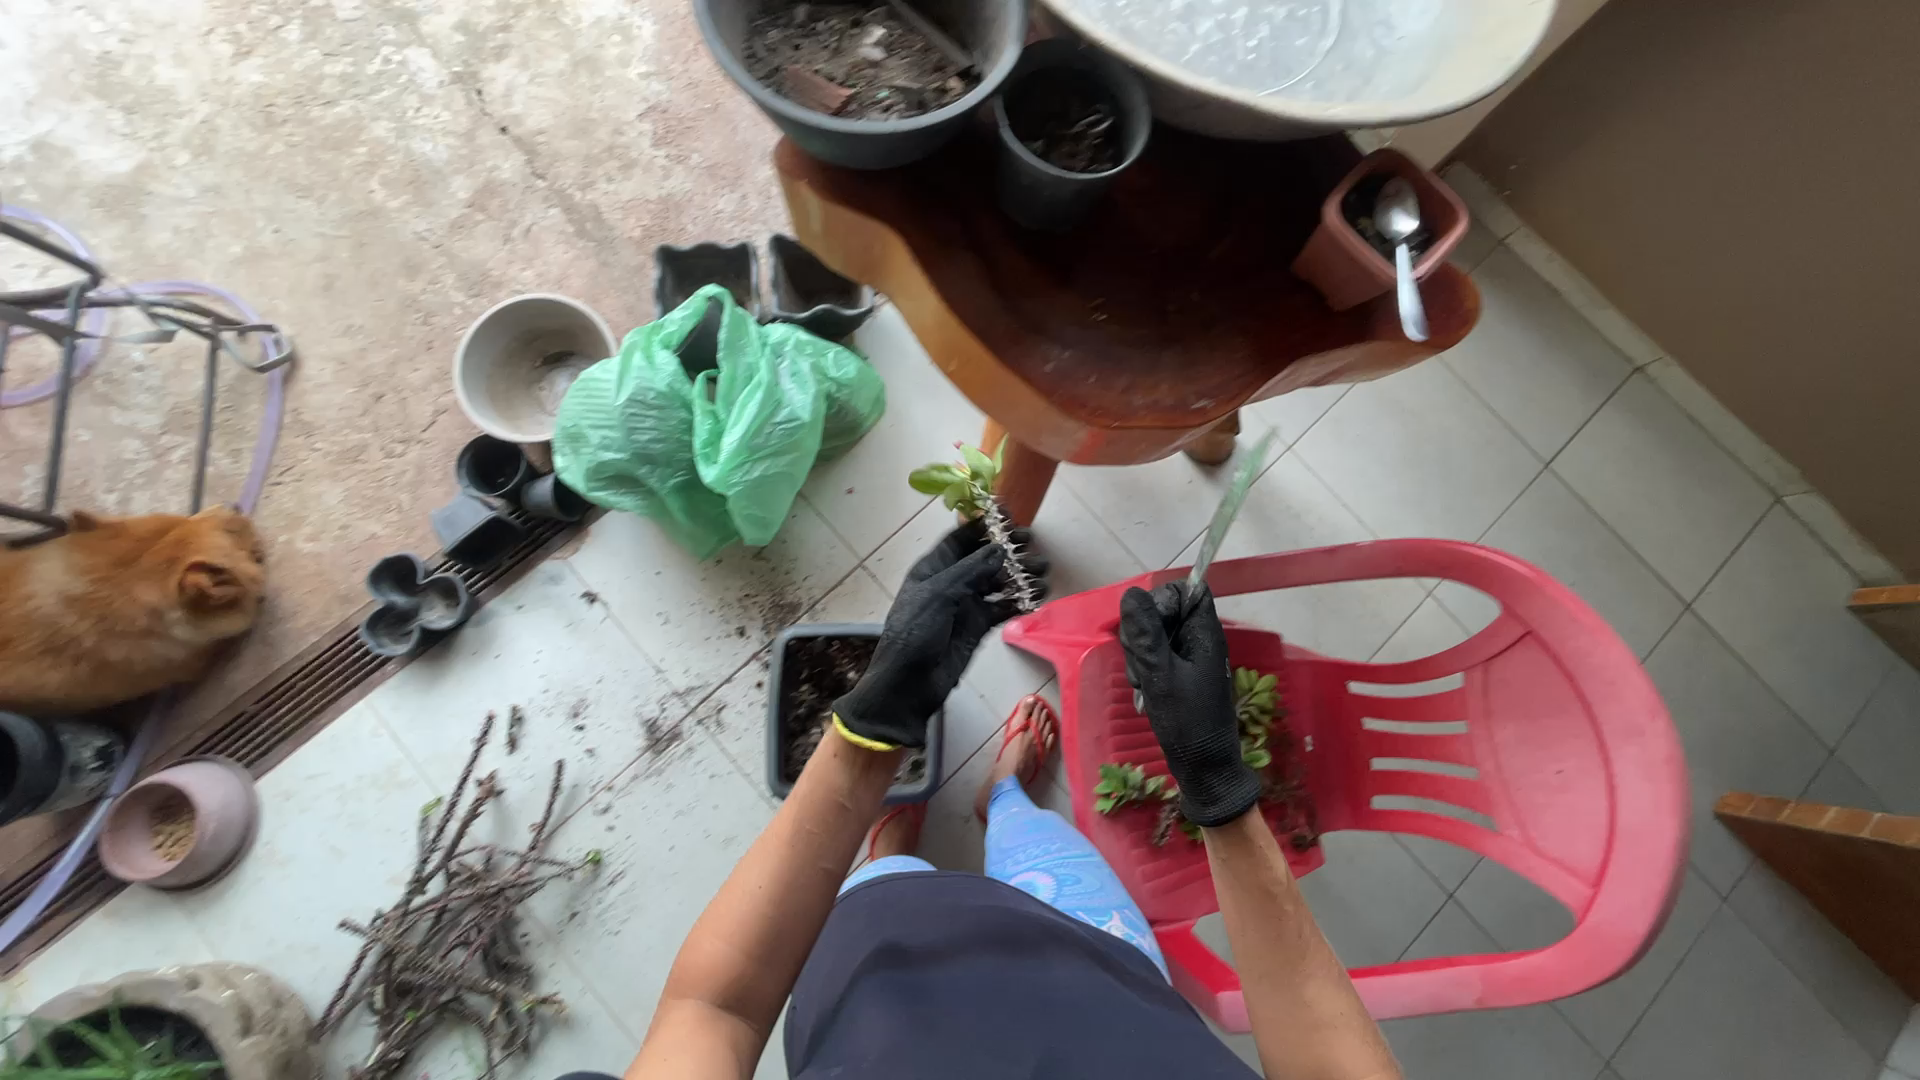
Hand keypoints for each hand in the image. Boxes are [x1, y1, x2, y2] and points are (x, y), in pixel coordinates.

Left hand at [833, 519, 1049, 749]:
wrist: (910, 683)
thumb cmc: (915, 632)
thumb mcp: (940, 594)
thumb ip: (972, 570)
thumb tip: (1002, 548)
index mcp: (934, 568)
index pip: (961, 537)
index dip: (983, 524)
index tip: (1009, 515)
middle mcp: (952, 582)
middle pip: (984, 557)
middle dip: (1008, 548)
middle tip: (1032, 542)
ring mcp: (967, 604)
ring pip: (998, 582)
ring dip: (1019, 574)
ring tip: (1043, 570)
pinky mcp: (979, 625)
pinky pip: (1003, 607)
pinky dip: (1020, 601)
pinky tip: (1038, 596)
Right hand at [1118, 581, 1259, 827]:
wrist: (1202, 768)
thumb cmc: (1187, 721)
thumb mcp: (1161, 675)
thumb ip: (1146, 633)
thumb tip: (1131, 594)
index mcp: (1204, 633)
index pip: (1185, 590)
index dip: (1161, 600)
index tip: (1147, 626)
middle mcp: (1198, 640)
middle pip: (1162, 612)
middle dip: (1143, 634)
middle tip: (1142, 665)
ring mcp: (1187, 658)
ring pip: (1152, 636)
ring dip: (1139, 657)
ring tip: (1144, 684)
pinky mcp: (1177, 674)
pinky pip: (1153, 657)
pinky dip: (1143, 671)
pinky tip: (1144, 692)